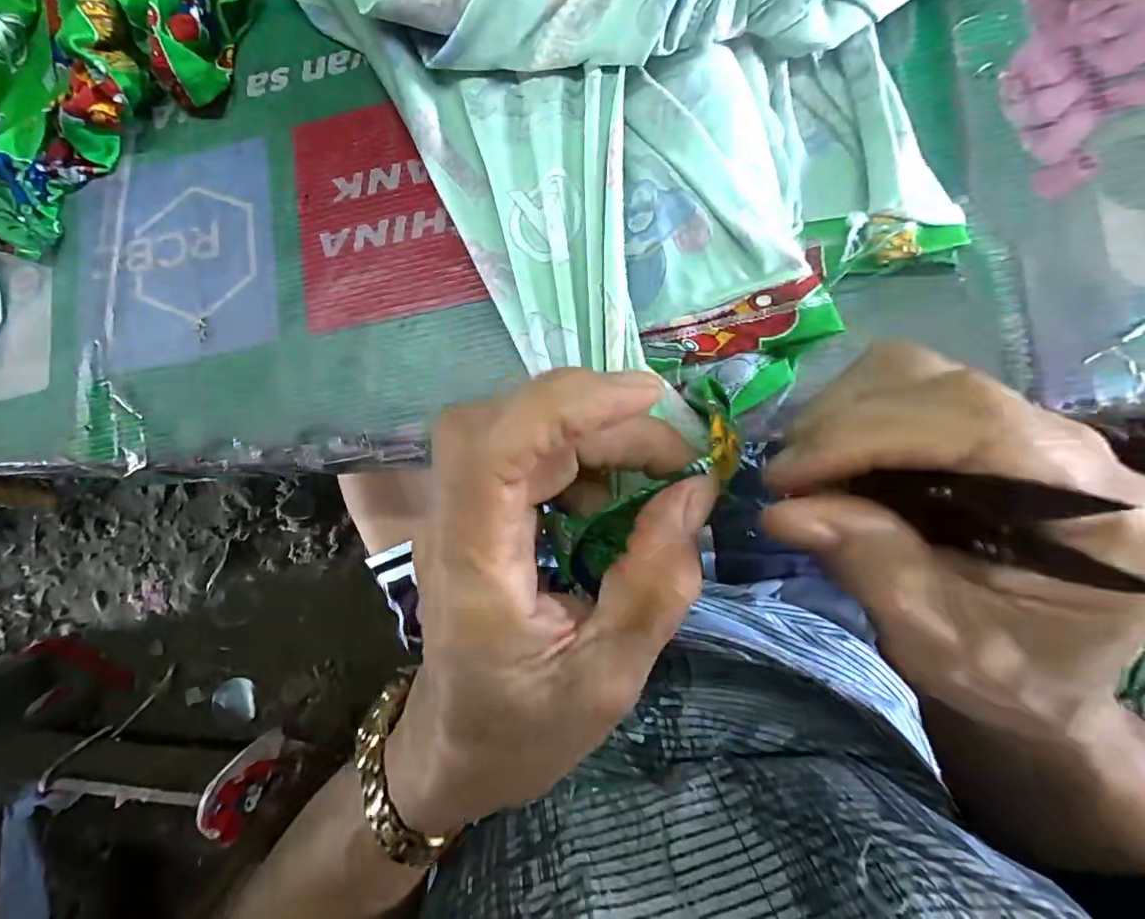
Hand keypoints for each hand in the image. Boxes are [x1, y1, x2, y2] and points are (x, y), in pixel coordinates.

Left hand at [383, 369, 718, 836]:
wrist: (456, 745)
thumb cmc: (522, 727)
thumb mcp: (606, 678)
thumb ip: (653, 585)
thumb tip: (692, 492)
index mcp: (470, 561)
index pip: (493, 447)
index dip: (565, 403)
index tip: (649, 398)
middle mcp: (451, 519)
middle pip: (506, 424)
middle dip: (596, 418)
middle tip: (675, 455)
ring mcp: (455, 510)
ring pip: (513, 428)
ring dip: (589, 433)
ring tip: (652, 471)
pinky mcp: (472, 510)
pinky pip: (520, 453)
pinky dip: (573, 454)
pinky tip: (608, 495)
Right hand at [761, 342, 1144, 741]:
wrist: (1040, 681)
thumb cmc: (1004, 681)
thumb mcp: (939, 644)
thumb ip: (875, 568)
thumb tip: (783, 510)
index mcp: (1115, 520)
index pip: (979, 423)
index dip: (866, 435)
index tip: (786, 476)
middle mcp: (1091, 456)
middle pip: (944, 384)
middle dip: (843, 424)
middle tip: (788, 481)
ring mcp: (1041, 431)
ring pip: (918, 372)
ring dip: (841, 413)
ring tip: (808, 470)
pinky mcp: (996, 425)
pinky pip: (907, 387)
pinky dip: (849, 414)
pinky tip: (833, 460)